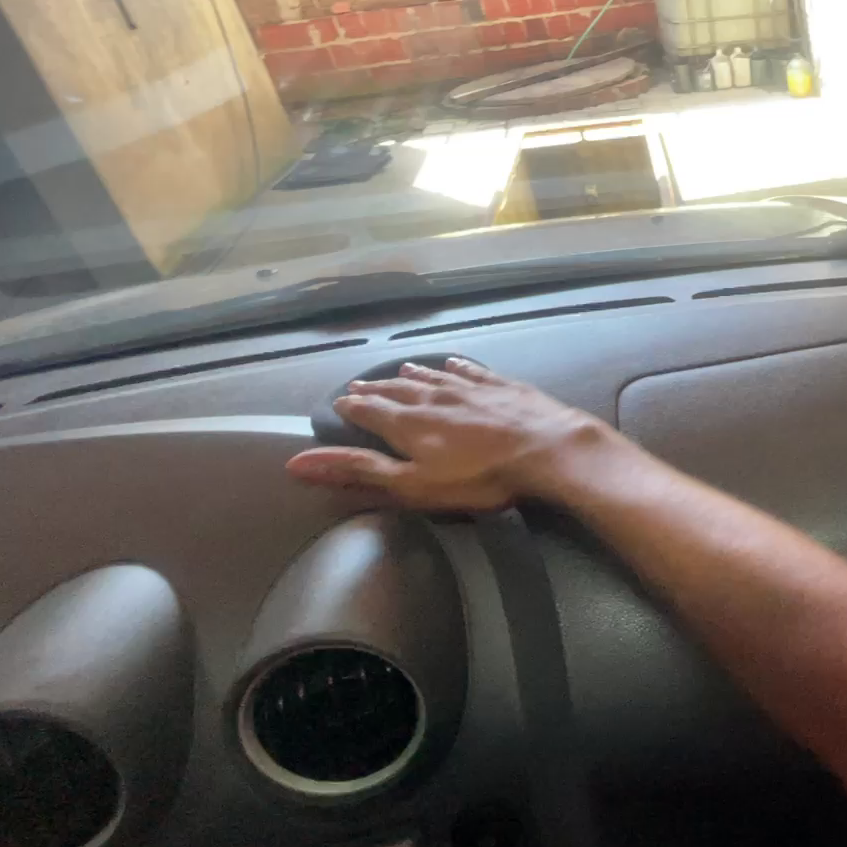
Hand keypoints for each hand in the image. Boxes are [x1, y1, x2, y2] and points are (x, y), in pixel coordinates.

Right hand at [286, 358, 626, 509]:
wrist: (549, 450)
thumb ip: (359, 471)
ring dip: (416, 373)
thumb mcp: (414, 484)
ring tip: (401, 369)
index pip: (370, 411)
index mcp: (410, 423)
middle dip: (379, 389)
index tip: (339, 402)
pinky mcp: (508, 387)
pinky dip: (460, 366)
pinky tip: (455, 362)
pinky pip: (475, 371)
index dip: (352, 408)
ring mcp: (474, 389)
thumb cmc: (481, 478)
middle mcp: (437, 397)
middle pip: (401, 390)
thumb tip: (296, 463)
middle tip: (362, 384)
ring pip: (436, 376)